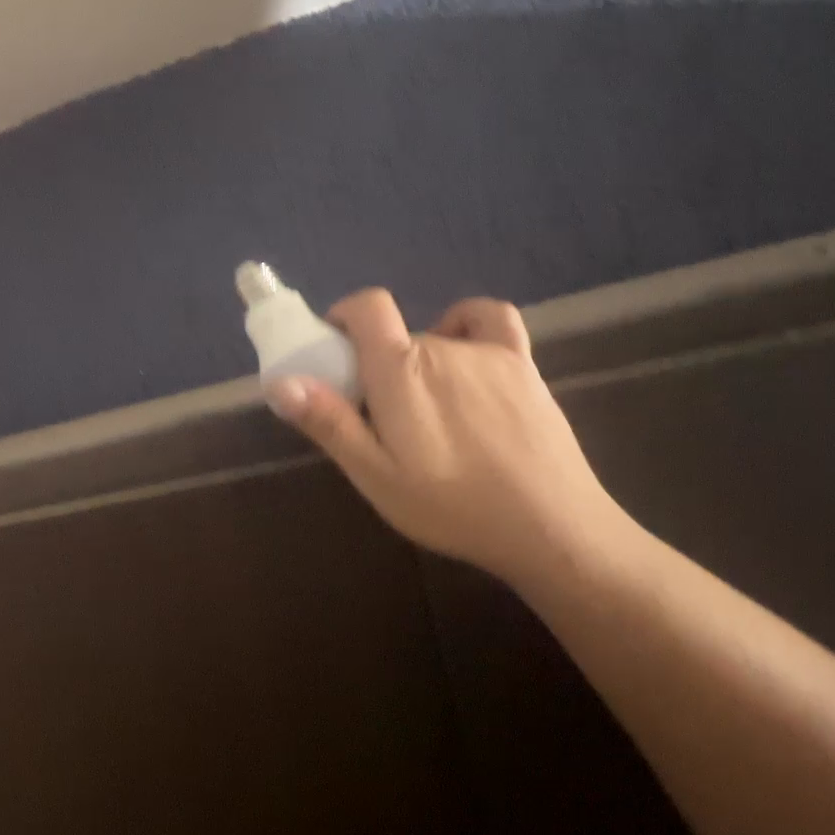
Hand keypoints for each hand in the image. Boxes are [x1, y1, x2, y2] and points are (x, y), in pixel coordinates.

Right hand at [265, 289, 631, 582]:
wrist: (552, 528)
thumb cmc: (451, 506)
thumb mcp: (375, 475)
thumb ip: (329, 423)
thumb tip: (281, 382)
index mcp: (400, 370)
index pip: (367, 306)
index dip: (342, 316)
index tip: (330, 352)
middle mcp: (442, 347)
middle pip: (396, 336)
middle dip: (376, 364)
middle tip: (376, 419)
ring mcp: (489, 354)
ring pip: (435, 341)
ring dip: (418, 364)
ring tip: (425, 415)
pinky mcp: (525, 368)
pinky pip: (491, 321)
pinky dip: (467, 326)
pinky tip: (463, 357)